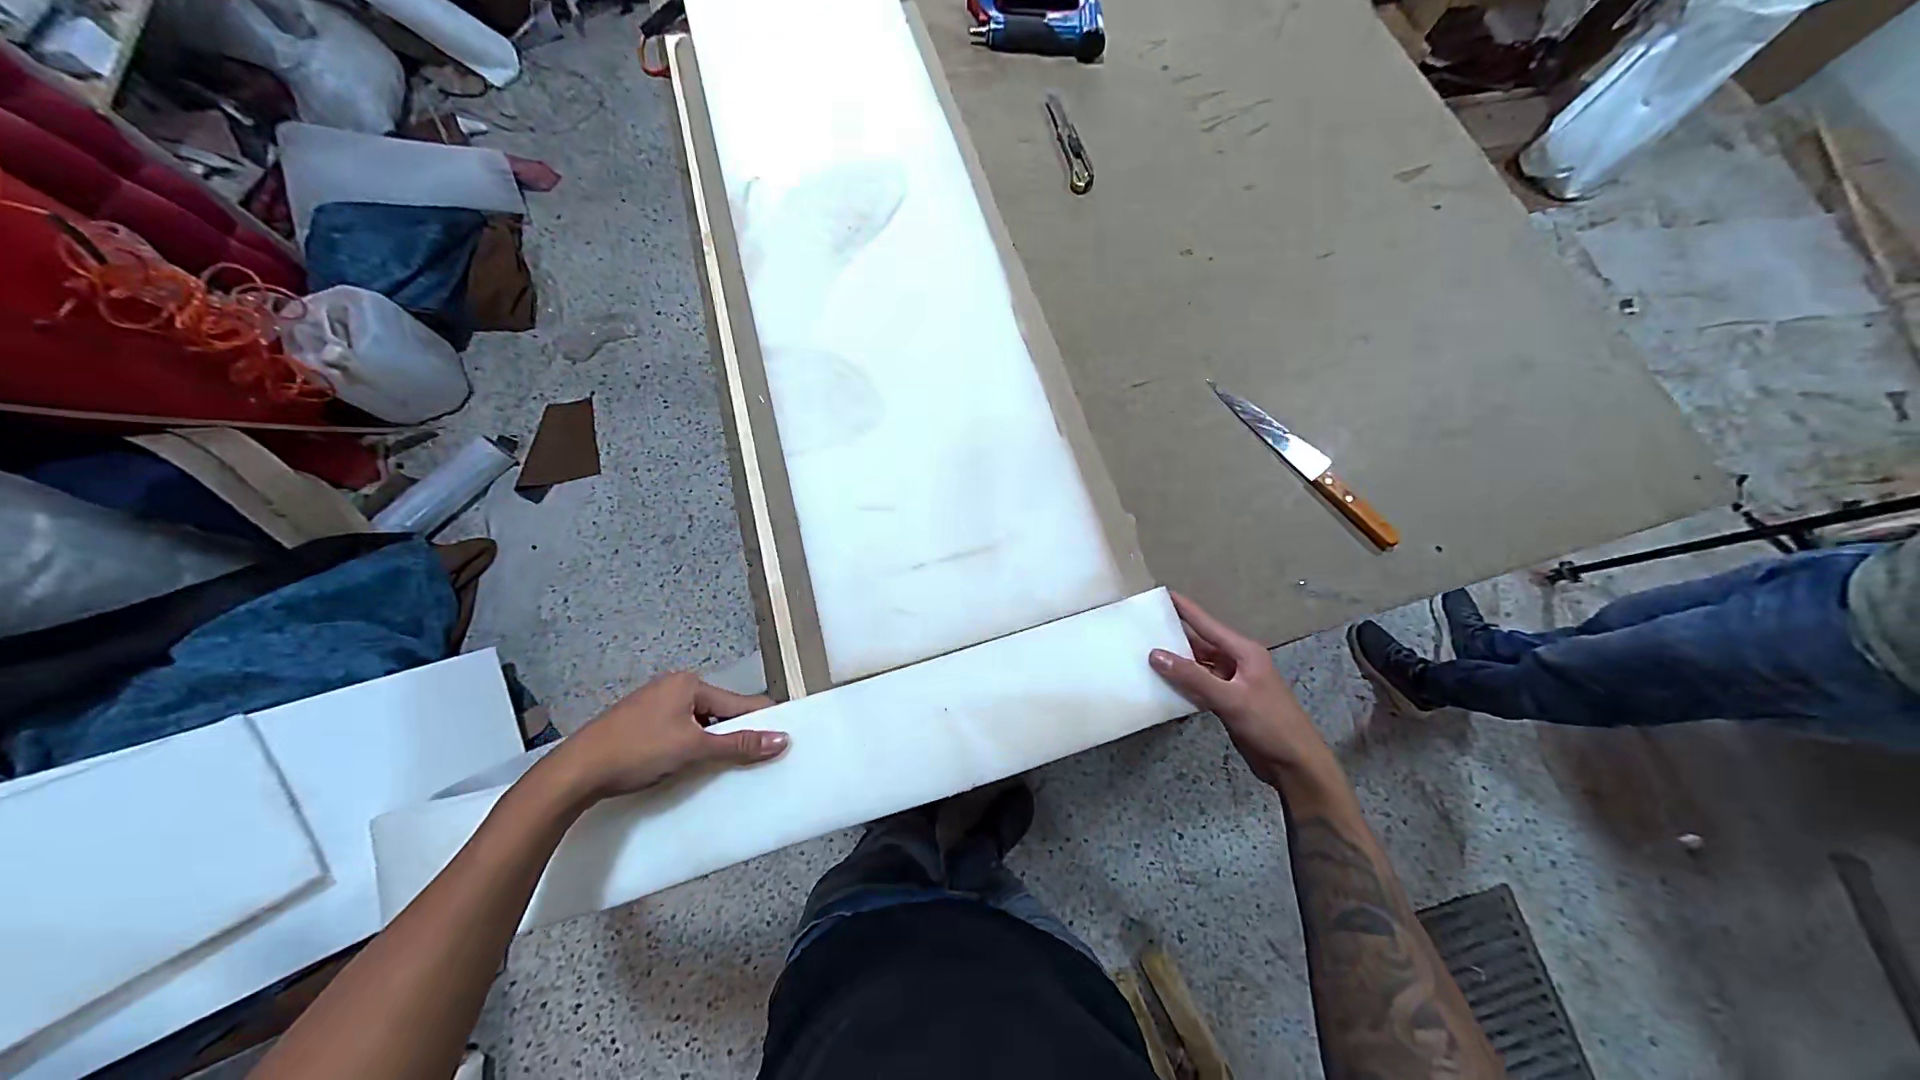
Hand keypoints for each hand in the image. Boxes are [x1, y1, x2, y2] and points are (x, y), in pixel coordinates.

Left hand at [548, 672, 787, 801]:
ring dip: (709, 742)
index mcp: (688, 683)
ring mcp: (652, 704)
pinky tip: (685, 764)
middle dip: (732, 733)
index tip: (778, 741)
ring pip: (698, 722)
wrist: (574, 773)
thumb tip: (780, 739)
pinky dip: (688, 745)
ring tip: (714, 766)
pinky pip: (677, 730)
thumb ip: (739, 744)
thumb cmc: (636, 752)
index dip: (760, 722)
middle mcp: (671, 686)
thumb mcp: (694, 748)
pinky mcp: (637, 723)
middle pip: (719, 710)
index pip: (740, 701)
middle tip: (747, 760)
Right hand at [1149, 591, 1336, 787]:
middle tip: (1141, 627)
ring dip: (1176, 662)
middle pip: (1200, 644)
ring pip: (1198, 666)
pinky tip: (1162, 684)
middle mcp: (1238, 663)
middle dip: (1174, 636)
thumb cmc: (1270, 725)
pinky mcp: (1228, 702)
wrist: (1296, 765)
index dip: (1184, 609)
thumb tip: (1155, 654)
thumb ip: (1192, 677)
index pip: (1207, 624)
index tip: (1161, 593)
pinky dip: (1183, 683)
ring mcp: (1233, 683)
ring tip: (1144, 653)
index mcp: (1244, 652)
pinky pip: (1200, 685)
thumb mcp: (1230, 698)